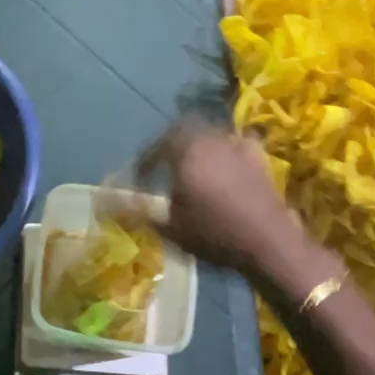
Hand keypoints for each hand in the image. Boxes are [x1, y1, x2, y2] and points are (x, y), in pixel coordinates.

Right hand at [124, 119, 343, 297]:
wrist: (269, 244)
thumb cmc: (214, 233)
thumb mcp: (169, 227)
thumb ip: (137, 211)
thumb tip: (105, 203)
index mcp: (186, 150)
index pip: (157, 144)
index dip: (146, 160)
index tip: (140, 178)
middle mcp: (212, 139)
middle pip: (186, 129)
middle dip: (172, 145)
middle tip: (166, 166)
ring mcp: (240, 146)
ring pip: (212, 135)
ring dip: (200, 147)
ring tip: (195, 169)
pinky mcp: (260, 159)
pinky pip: (236, 145)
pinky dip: (226, 153)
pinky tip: (226, 171)